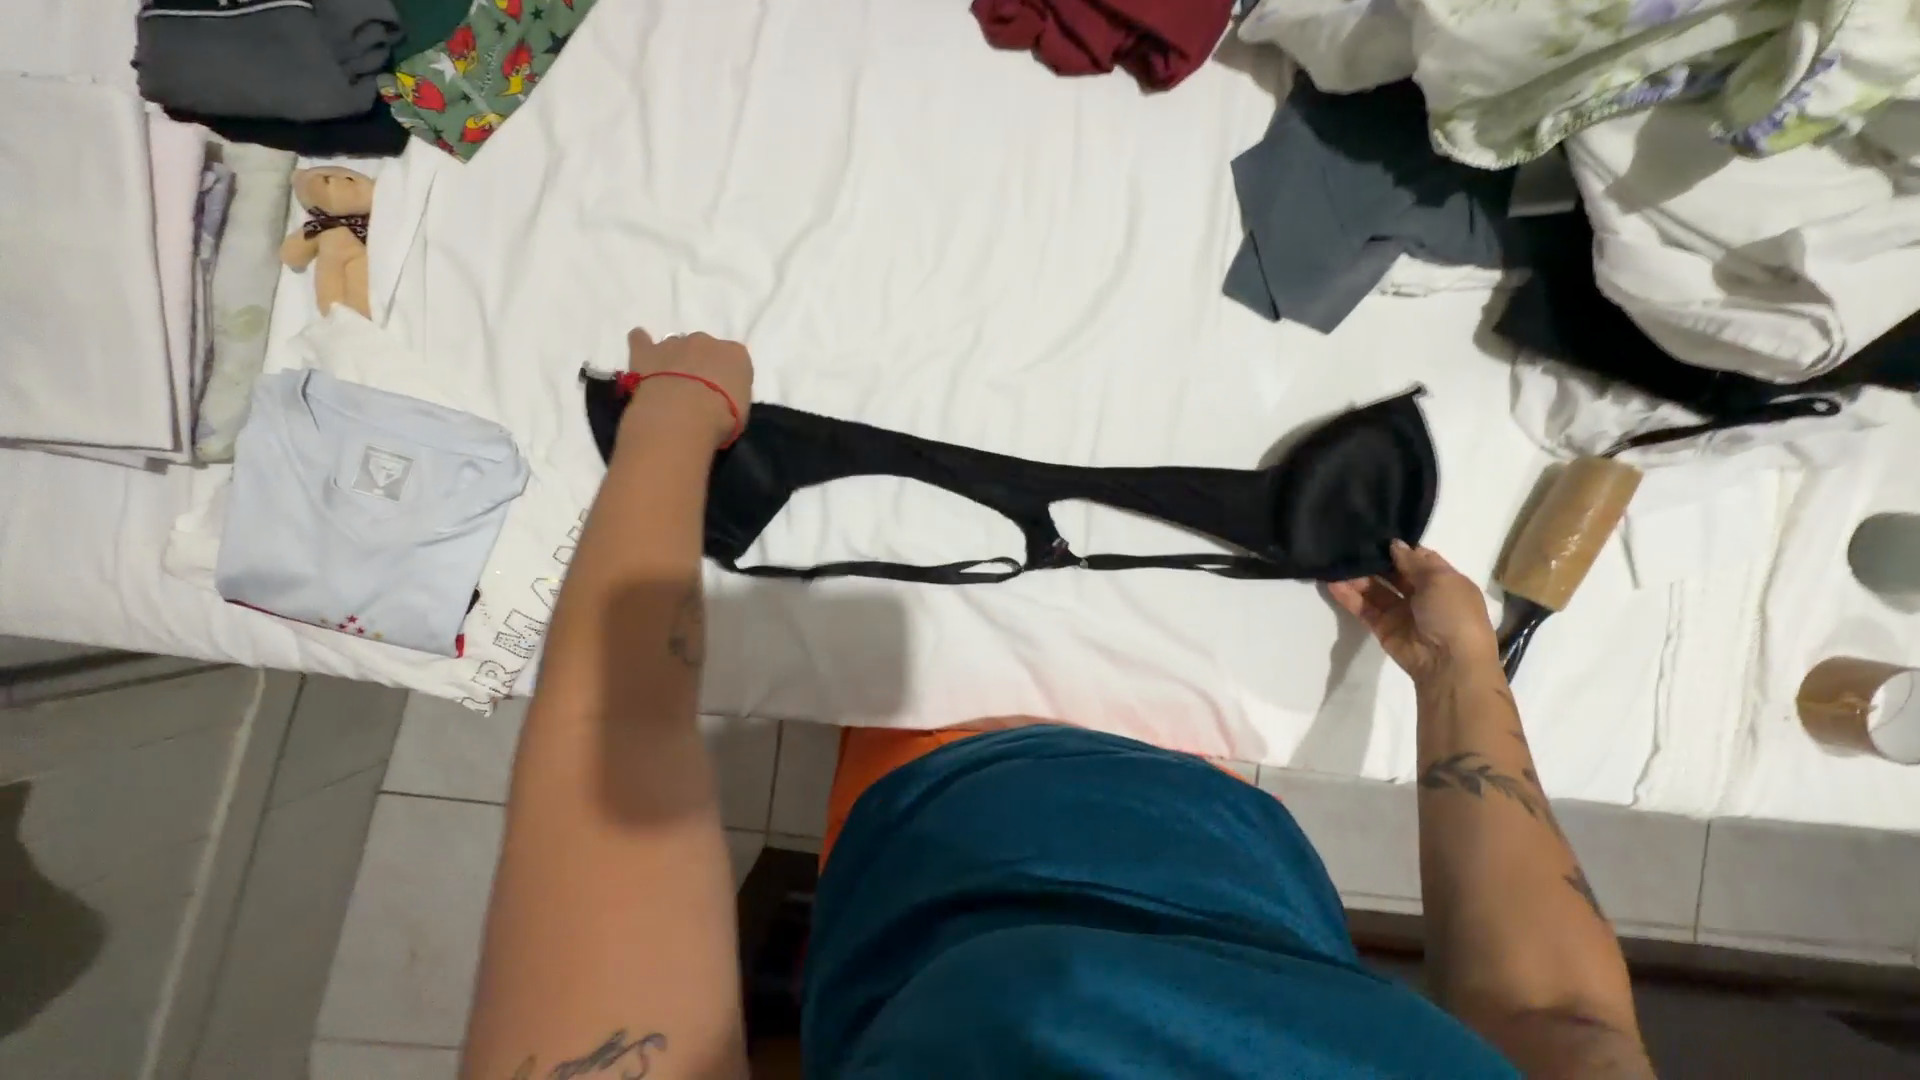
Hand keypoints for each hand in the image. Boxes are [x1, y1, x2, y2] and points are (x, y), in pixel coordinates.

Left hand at [625, 329, 754, 449]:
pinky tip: (642, 352)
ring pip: (676, 345)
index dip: (728, 377)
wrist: (683, 416)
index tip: (724, 393)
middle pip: (704, 348)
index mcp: (736, 355)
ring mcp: (675, 343)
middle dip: (700, 364)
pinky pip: (641, 340)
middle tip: (696, 390)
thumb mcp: (742, 412)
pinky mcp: (646, 352)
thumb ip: (733, 395)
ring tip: (670, 383)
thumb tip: (721, 397)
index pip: (736, 359)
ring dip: (674, 360)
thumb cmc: (721, 418)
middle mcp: (706, 341)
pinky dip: (641, 343)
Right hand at [1328, 541, 1499, 685]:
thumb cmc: (1453, 614)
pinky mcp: (1383, 627)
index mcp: (1444, 582)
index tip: (1377, 534)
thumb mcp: (1441, 579)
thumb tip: (1395, 544)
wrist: (1449, 662)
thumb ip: (1414, 561)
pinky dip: (1349, 597)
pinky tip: (1333, 583)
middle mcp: (1423, 595)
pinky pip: (1364, 608)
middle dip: (1375, 560)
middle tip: (1350, 545)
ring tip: (1336, 563)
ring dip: (1358, 577)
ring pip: (1376, 590)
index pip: (1419, 559)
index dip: (1400, 548)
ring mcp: (1402, 612)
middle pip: (1394, 573)